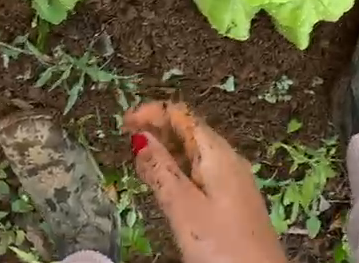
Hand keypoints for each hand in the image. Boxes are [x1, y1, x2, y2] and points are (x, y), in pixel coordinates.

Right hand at [125, 102, 287, 262]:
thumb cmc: (221, 246)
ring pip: (195, 152)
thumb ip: (160, 171)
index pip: (181, 115)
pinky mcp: (235, 202)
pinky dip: (179, 169)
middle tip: (127, 142)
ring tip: (141, 162)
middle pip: (189, 130)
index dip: (151, 112)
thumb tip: (141, 136)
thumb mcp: (184, 208)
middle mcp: (228, 158)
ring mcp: (234, 180)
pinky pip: (202, 172)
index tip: (123, 124)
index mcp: (217, 152)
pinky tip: (169, 186)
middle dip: (157, 129)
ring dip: (167, 150)